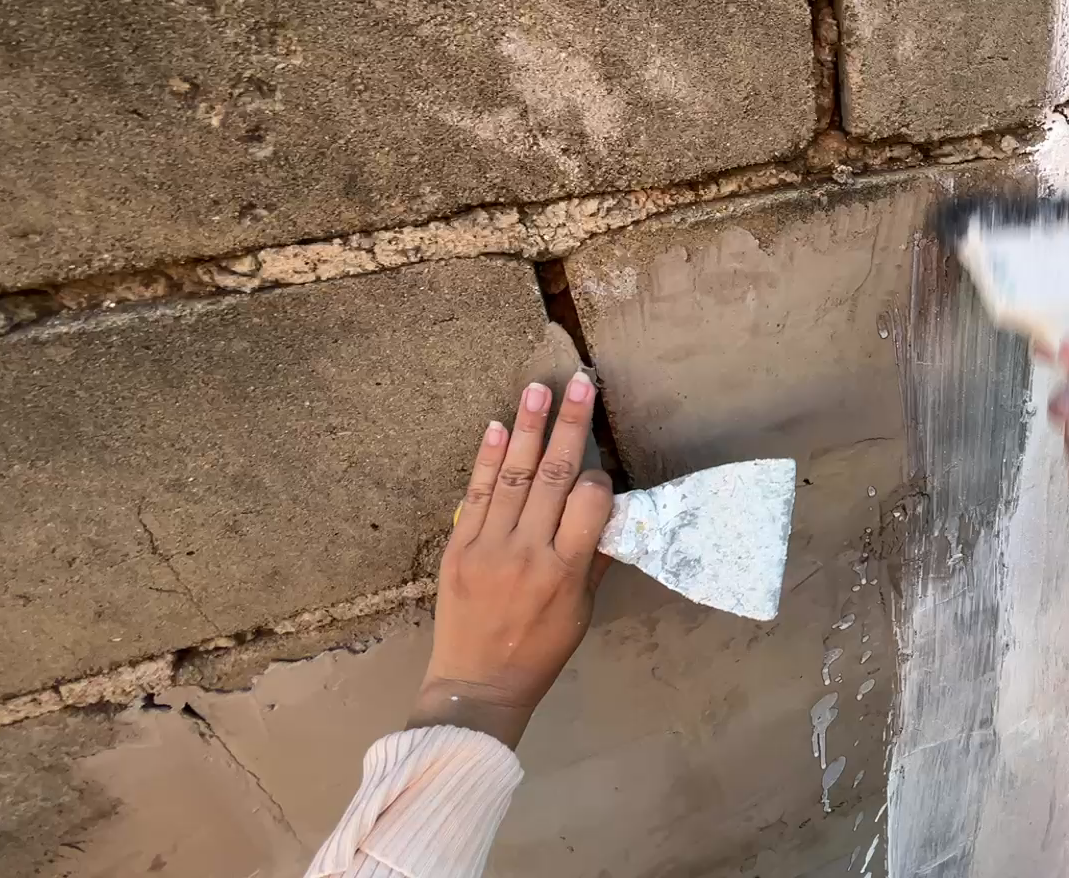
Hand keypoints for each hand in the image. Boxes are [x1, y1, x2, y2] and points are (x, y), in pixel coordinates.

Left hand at [408, 373, 612, 747]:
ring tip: (537, 390)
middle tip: (578, 384)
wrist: (476, 684)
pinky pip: (476, 494)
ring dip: (527, 428)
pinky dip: (488, 458)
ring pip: (514, 476)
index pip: (589, 503)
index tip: (599, 473)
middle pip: (553, 476)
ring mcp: (487, 547)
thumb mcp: (584, 607)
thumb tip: (610, 506)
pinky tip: (498, 426)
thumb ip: (597, 553)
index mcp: (566, 570)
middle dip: (569, 425)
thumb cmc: (543, 647)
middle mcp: (527, 552)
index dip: (598, 478)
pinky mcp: (457, 547)